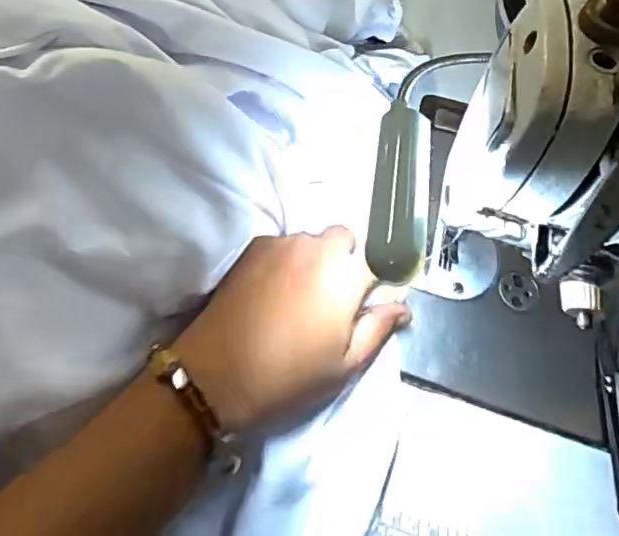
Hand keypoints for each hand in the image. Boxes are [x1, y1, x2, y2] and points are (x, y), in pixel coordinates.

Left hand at [172, 228, 409, 434]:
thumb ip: (377, 329)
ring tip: (298, 295)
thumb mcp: (342, 367)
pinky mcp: (256, 246)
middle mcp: (319, 249)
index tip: (370, 296)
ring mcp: (286, 244)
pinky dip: (286, 259)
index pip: (379, 258)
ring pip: (313, 240)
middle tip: (330, 297)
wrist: (214, 377)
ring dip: (314, 259)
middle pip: (345, 239)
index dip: (378, 276)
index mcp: (346, 277)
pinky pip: (284, 244)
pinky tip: (272, 290)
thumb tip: (404, 308)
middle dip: (345, 259)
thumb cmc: (287, 378)